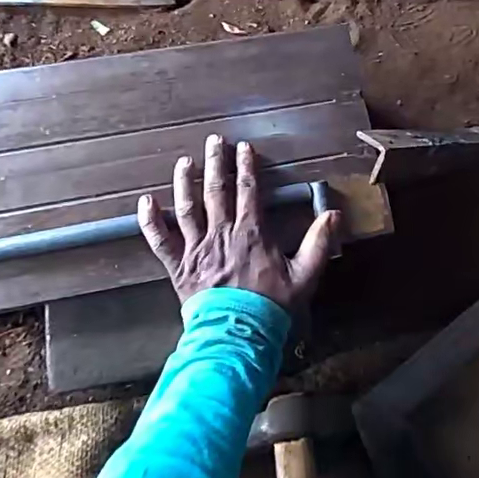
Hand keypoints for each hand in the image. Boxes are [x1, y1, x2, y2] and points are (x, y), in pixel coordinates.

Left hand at [136, 135, 340, 311]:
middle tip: (213, 141)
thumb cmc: (272, 308)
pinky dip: (150, 220)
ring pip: (187, 207)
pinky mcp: (178, 265)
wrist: (239, 336)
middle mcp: (221, 233)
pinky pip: (160, 240)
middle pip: (216, 191)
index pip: (248, 191)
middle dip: (215, 163)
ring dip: (184, 182)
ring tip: (184, 162)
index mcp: (250, 233)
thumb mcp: (305, 276)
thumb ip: (318, 243)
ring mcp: (197, 248)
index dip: (246, 166)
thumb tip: (333, 214)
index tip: (244, 147)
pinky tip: (145, 201)